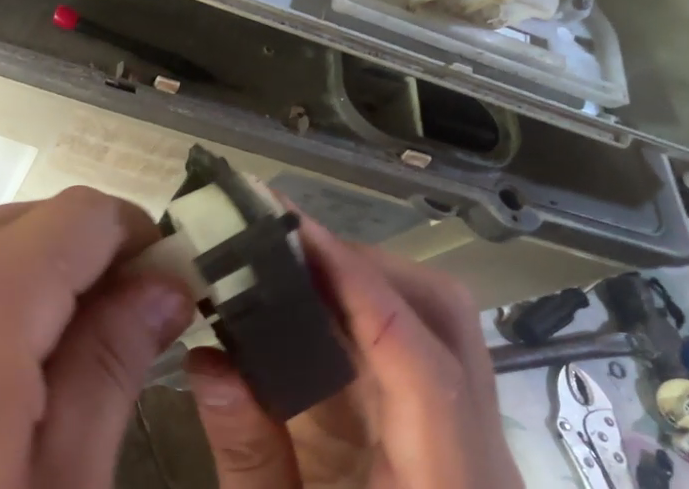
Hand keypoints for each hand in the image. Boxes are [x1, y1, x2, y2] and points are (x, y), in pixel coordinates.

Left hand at [0, 187, 193, 488]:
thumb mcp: (53, 479)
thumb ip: (110, 367)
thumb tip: (163, 288)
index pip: (89, 215)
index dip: (140, 246)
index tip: (168, 298)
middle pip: (44, 218)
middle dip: (92, 264)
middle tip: (118, 347)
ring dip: (42, 277)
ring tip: (50, 368)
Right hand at [184, 217, 521, 488]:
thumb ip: (248, 455)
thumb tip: (206, 355)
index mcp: (447, 484)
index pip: (421, 361)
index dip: (357, 284)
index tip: (288, 226)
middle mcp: (482, 458)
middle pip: (443, 319)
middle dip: (357, 266)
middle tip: (271, 242)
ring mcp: (478, 448)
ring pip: (436, 327)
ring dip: (357, 284)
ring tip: (278, 266)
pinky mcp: (456, 445)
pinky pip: (416, 355)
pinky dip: (358, 319)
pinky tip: (301, 318)